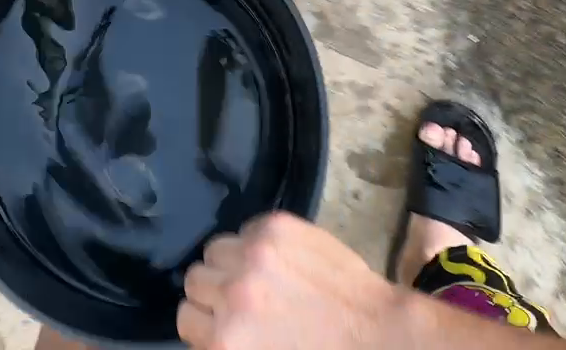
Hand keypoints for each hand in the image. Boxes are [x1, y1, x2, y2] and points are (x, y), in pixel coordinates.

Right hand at [178, 213, 401, 349]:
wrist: (380, 338)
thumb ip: (227, 348)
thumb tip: (212, 330)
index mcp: (225, 341)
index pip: (185, 317)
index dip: (206, 321)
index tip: (222, 322)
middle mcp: (232, 294)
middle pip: (194, 279)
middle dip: (214, 291)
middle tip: (240, 300)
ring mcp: (254, 255)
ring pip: (215, 249)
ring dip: (231, 262)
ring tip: (258, 275)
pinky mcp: (276, 227)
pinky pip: (246, 228)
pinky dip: (256, 243)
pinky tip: (279, 261)